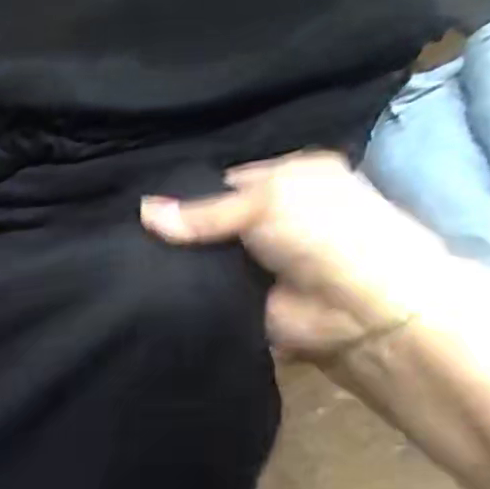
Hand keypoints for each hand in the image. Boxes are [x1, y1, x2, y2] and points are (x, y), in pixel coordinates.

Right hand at [141, 151, 448, 360]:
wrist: (359, 307)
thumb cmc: (324, 233)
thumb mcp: (265, 203)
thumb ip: (204, 212)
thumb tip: (142, 211)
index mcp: (287, 180)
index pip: (225, 182)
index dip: (187, 192)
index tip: (143, 205)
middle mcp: (273, 219)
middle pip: (212, 222)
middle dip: (178, 230)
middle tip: (130, 236)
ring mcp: (259, 263)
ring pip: (206, 259)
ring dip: (179, 264)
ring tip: (131, 262)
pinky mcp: (247, 302)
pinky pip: (208, 293)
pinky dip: (186, 294)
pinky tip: (151, 289)